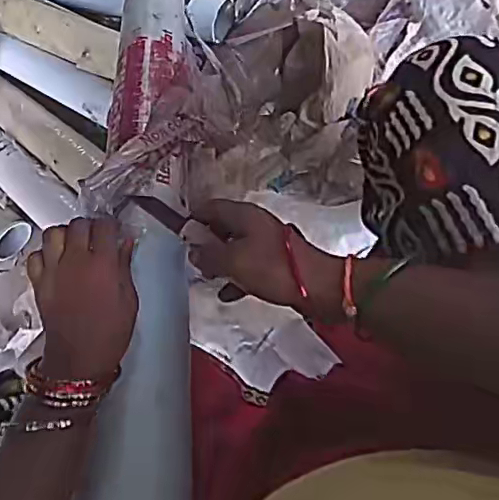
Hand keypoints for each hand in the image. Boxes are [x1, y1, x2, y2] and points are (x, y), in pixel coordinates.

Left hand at [26, 217, 137, 383]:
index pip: (104, 226)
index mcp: (102, 265)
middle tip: (96, 236)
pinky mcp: (39, 282)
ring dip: (64, 234)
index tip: (114, 230)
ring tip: (73, 243)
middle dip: (89, 226)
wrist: (79, 360)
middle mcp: (75, 262)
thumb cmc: (108, 335)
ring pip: (53, 233)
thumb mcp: (128, 300)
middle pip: (78, 225)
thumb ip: (124, 267)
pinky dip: (44, 253)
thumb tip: (125, 244)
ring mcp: (54, 271)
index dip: (111, 225)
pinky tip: (55, 260)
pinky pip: (35, 255)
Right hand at [188, 200, 344, 321]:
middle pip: (221, 226)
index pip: (209, 207)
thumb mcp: (233, 261)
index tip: (179, 235)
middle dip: (205, 242)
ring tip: (206, 276)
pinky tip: (227, 292)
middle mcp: (254, 223)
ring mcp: (266, 242)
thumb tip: (193, 250)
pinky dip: (236, 275)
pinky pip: (248, 264)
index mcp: (243, 215)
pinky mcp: (275, 262)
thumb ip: (208, 255)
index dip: (192, 218)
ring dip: (219, 260)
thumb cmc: (273, 269)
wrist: (320, 289)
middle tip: (191, 259)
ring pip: (234, 246)